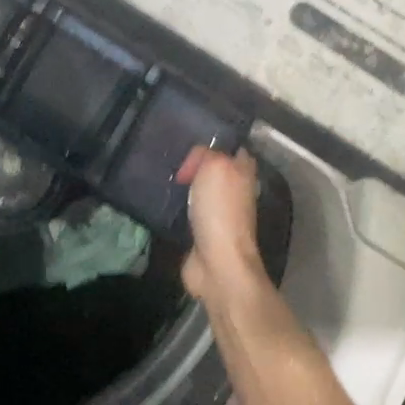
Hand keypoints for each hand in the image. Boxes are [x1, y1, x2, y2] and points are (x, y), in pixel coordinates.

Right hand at [177, 148, 265, 307]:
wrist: (218, 263)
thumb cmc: (220, 210)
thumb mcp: (214, 167)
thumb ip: (206, 153)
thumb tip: (196, 160)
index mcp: (243, 172)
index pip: (231, 148)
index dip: (213, 142)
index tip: (190, 141)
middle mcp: (234, 191)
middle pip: (213, 169)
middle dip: (194, 164)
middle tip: (171, 158)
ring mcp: (219, 213)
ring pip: (199, 190)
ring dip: (184, 186)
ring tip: (163, 177)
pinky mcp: (202, 233)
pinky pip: (187, 212)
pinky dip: (176, 208)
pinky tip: (161, 201)